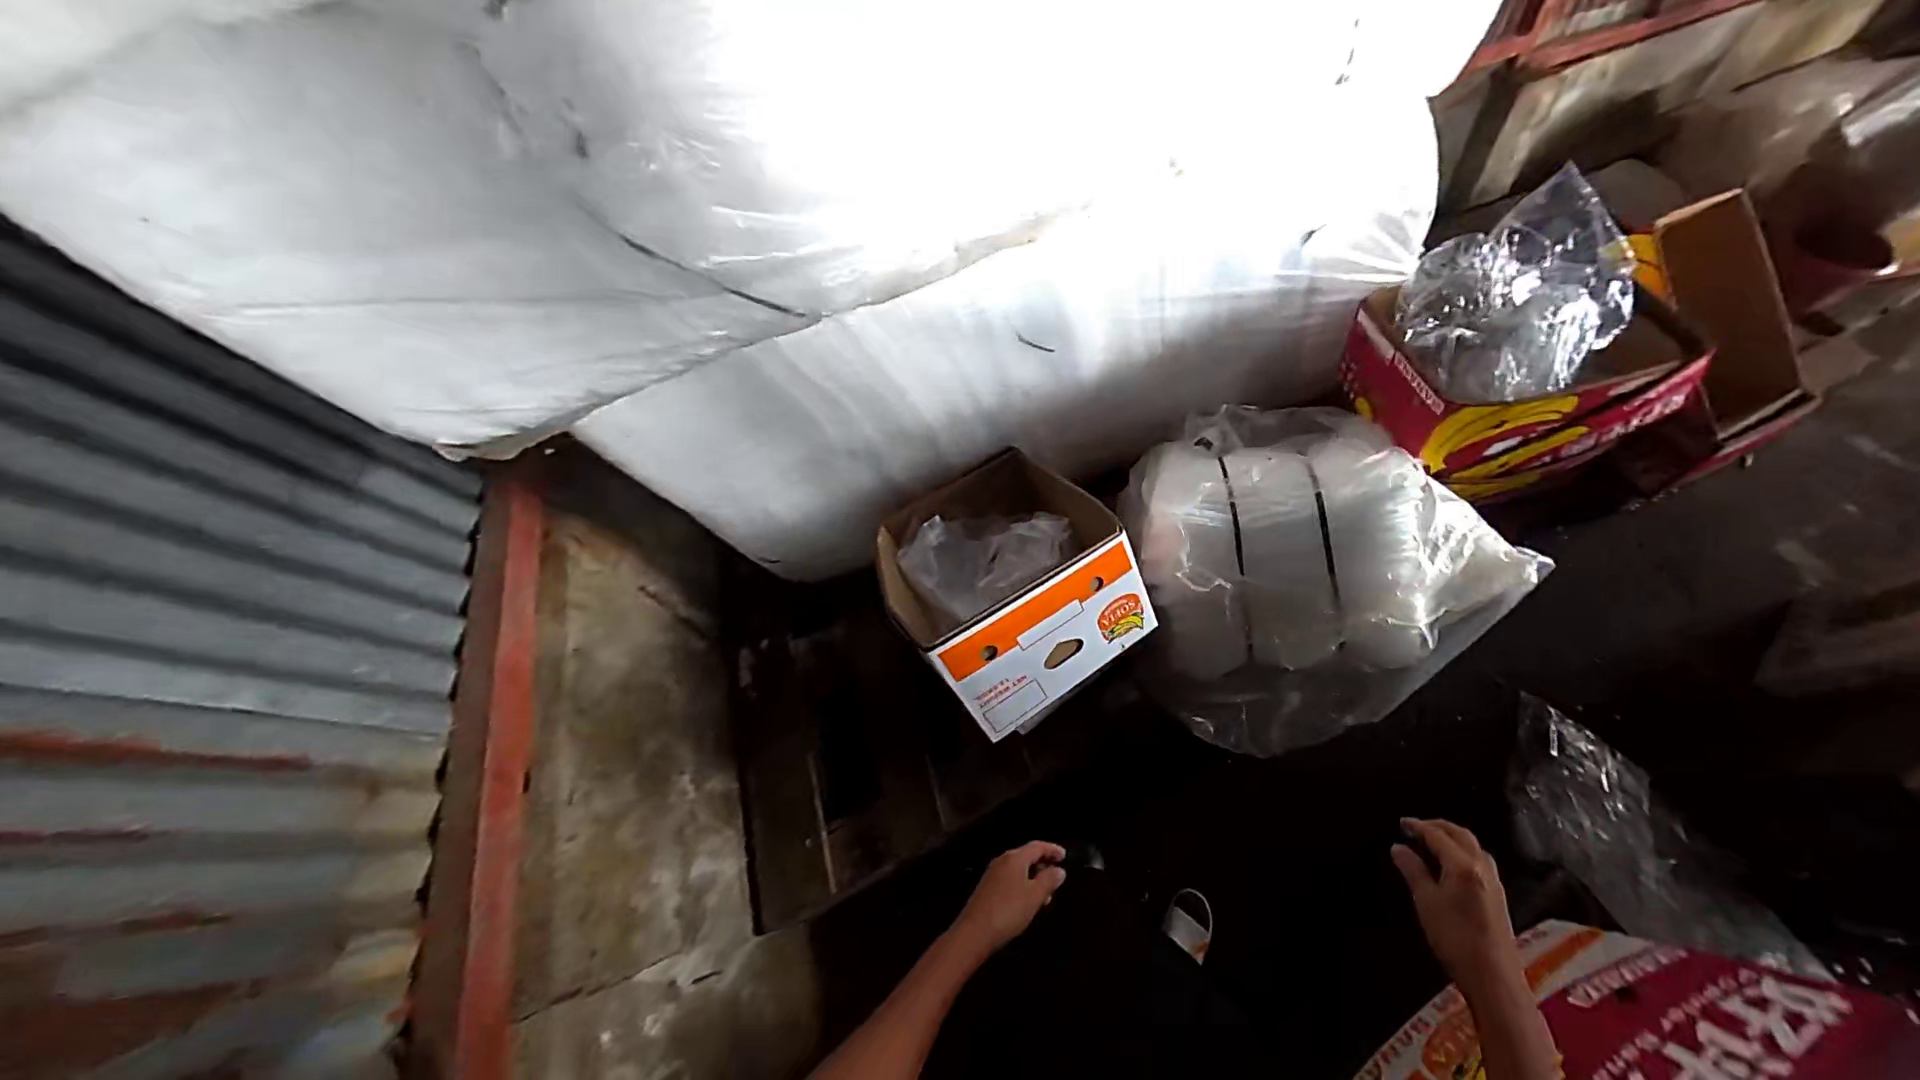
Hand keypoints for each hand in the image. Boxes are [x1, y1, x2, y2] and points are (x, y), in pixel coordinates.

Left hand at [949, 841, 1066, 957]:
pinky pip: (1011, 879)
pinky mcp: (988, 888)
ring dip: (1034, 877)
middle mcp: (1002, 861)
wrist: (974, 932)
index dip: (1052, 849)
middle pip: (1027, 856)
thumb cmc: (1008, 911)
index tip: (1064, 855)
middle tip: (1057, 877)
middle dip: (1043, 864)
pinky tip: (1028, 901)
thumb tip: (1059, 870)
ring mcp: (993, 874)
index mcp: (1014, 858)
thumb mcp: (1034, 896)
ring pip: (1019, 869)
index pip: (1037, 846)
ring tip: (1046, 895)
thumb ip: (1048, 881)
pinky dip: (1024, 885)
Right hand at [1392, 818, 1522, 993]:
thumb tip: (1399, 848)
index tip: (1401, 823)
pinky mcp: (1498, 896)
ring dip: (1451, 838)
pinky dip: (1461, 851)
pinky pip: (1479, 860)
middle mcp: (1482, 868)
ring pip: (1473, 847)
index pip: (1437, 835)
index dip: (1417, 826)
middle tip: (1415, 827)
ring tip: (1430, 841)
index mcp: (1463, 866)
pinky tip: (1449, 863)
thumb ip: (1412, 870)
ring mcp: (1494, 883)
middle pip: (1461, 835)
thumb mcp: (1425, 901)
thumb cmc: (1454, 937)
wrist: (1493, 978)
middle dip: (1438, 826)